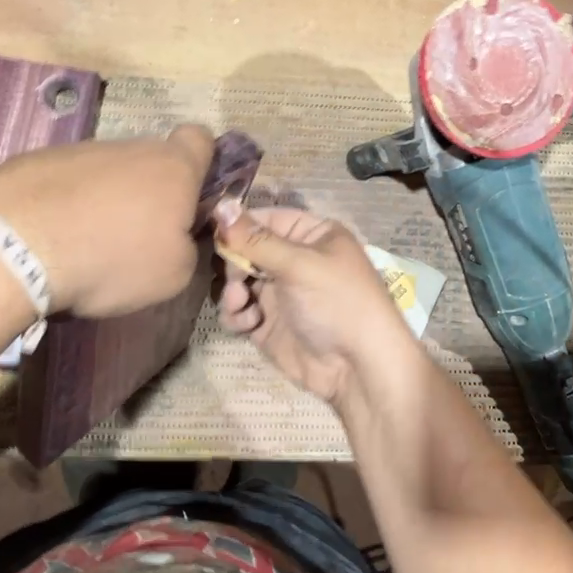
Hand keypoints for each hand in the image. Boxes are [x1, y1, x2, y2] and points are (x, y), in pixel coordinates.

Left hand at [0, 125, 213, 317]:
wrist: (16, 247)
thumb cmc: (111, 259)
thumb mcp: (172, 274)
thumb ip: (186, 246)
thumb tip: (176, 235)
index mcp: (173, 168)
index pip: (200, 139)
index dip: (201, 163)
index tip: (190, 198)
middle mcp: (130, 148)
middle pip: (150, 162)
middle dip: (148, 194)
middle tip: (135, 239)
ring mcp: (79, 150)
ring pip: (106, 173)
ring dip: (104, 202)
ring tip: (84, 246)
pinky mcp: (35, 161)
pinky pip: (65, 183)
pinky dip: (65, 206)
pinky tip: (50, 239)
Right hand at [214, 205, 419, 408]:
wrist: (357, 368)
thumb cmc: (337, 302)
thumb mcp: (299, 264)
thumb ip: (256, 239)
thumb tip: (220, 204)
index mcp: (312, 235)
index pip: (266, 219)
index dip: (239, 226)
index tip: (214, 232)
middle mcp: (294, 260)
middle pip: (246, 250)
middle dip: (235, 264)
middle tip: (238, 280)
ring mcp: (280, 294)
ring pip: (237, 281)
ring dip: (232, 291)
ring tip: (241, 304)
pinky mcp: (267, 324)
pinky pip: (239, 311)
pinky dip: (236, 315)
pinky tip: (248, 324)